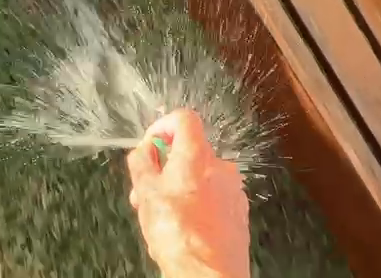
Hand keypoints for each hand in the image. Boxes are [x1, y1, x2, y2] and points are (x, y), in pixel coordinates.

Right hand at [126, 109, 250, 277]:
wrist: (209, 277)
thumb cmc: (178, 235)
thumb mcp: (145, 190)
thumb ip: (142, 160)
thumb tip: (145, 150)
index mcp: (197, 155)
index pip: (184, 118)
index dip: (162, 125)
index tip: (151, 144)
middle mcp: (221, 168)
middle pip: (188, 151)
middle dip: (164, 166)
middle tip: (145, 187)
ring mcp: (233, 192)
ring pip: (199, 176)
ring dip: (177, 186)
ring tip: (158, 212)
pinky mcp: (239, 215)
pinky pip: (212, 196)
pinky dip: (195, 202)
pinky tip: (180, 225)